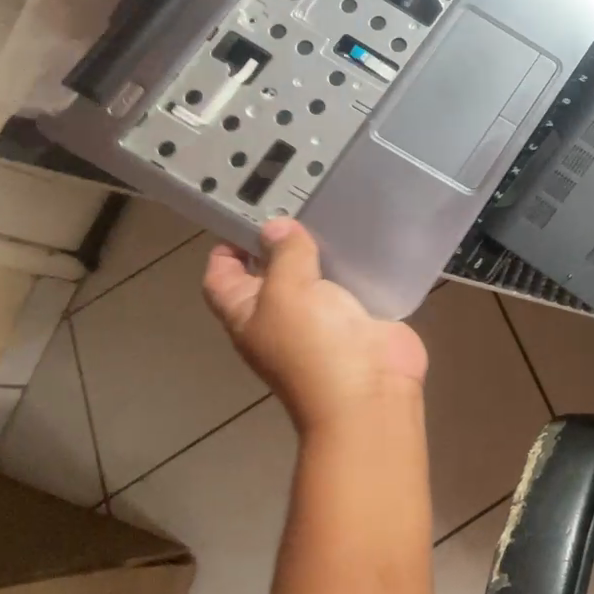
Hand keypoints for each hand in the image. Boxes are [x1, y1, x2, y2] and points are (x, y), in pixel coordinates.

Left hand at [203, 218, 428, 434]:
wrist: (371, 390)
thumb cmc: (315, 345)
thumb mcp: (287, 292)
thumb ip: (284, 256)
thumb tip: (276, 227)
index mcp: (247, 314)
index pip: (222, 277)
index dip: (229, 247)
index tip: (251, 214)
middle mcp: (281, 317)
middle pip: (272, 274)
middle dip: (283, 243)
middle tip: (304, 203)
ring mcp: (322, 321)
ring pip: (316, 279)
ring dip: (324, 254)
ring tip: (338, 216)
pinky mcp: (360, 321)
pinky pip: (354, 288)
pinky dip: (359, 268)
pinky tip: (370, 246)